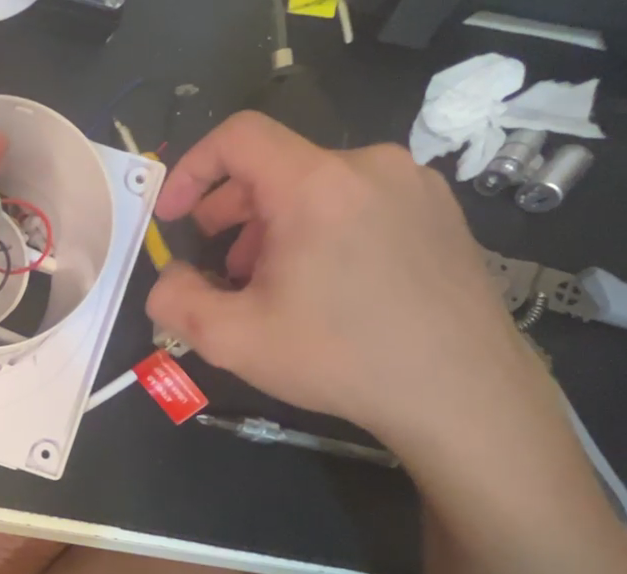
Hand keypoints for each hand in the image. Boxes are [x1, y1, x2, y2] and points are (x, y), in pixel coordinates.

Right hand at [146, 112, 545, 447]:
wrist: (455, 384)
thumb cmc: (336, 356)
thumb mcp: (230, 339)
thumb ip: (175, 300)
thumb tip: (170, 278)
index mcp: (315, 186)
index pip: (238, 137)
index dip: (190, 170)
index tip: (171, 217)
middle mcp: (369, 166)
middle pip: (276, 167)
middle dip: (230, 216)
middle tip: (217, 274)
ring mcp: (412, 184)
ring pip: (316, 189)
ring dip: (274, 231)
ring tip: (270, 291)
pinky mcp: (438, 209)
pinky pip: (357, 204)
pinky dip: (320, 233)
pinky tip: (323, 290)